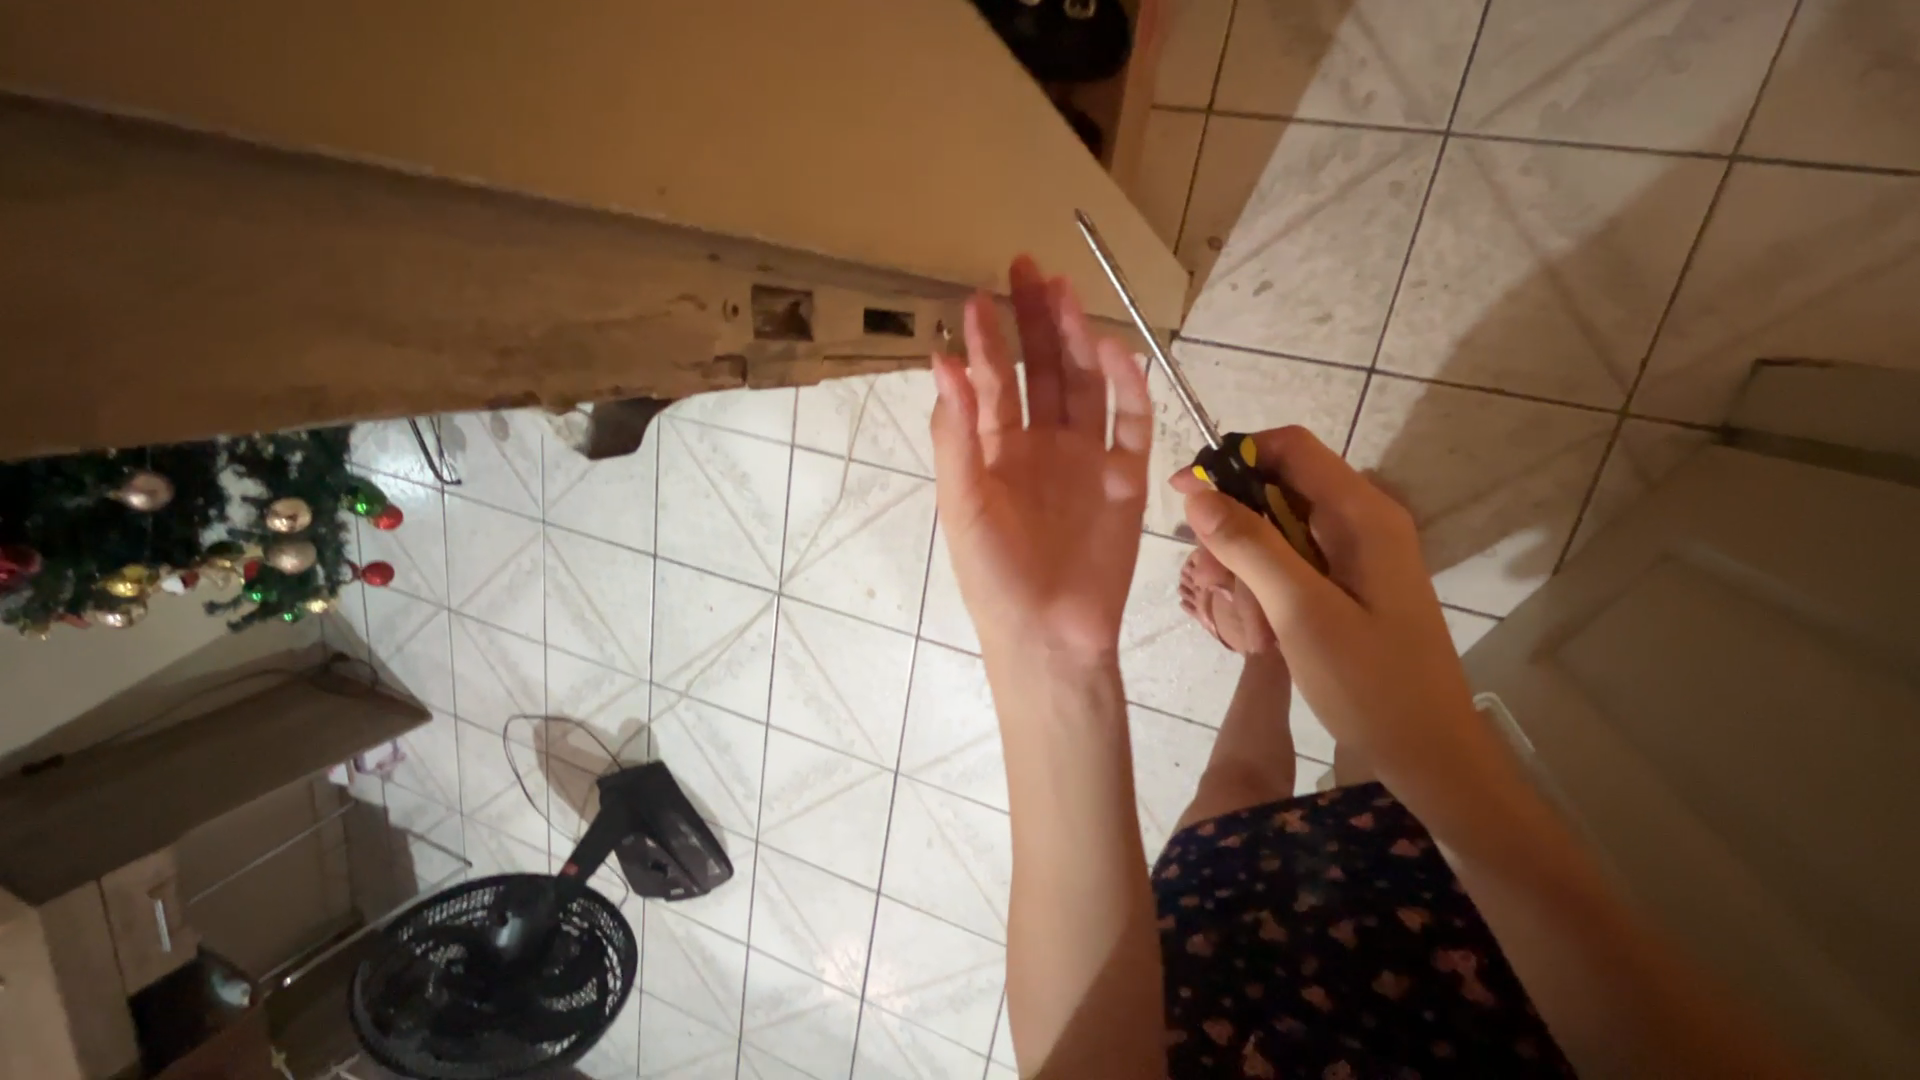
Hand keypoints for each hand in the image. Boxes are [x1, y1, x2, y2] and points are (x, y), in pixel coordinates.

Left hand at [929, 256, 1151, 662]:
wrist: (1049, 636)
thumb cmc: (995, 575)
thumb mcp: (962, 503)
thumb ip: (955, 433)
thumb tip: (938, 360)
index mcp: (995, 453)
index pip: (991, 382)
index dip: (986, 340)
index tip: (978, 295)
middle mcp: (1040, 446)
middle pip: (1041, 370)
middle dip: (1034, 321)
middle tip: (1028, 266)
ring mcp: (1085, 458)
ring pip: (1084, 384)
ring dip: (1076, 338)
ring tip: (1065, 291)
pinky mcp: (1126, 476)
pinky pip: (1131, 421)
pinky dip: (1127, 384)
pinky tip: (1114, 349)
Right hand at [1172, 427, 1478, 770]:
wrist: (1428, 753)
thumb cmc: (1370, 682)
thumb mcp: (1300, 612)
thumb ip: (1250, 547)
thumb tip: (1198, 493)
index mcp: (1362, 515)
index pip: (1291, 448)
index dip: (1233, 459)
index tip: (1185, 493)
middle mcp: (1363, 522)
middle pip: (1280, 487)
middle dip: (1232, 521)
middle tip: (1206, 575)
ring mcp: (1358, 555)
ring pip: (1280, 527)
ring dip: (1243, 558)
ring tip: (1230, 610)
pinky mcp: (1349, 584)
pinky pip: (1293, 560)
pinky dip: (1263, 581)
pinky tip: (1254, 623)